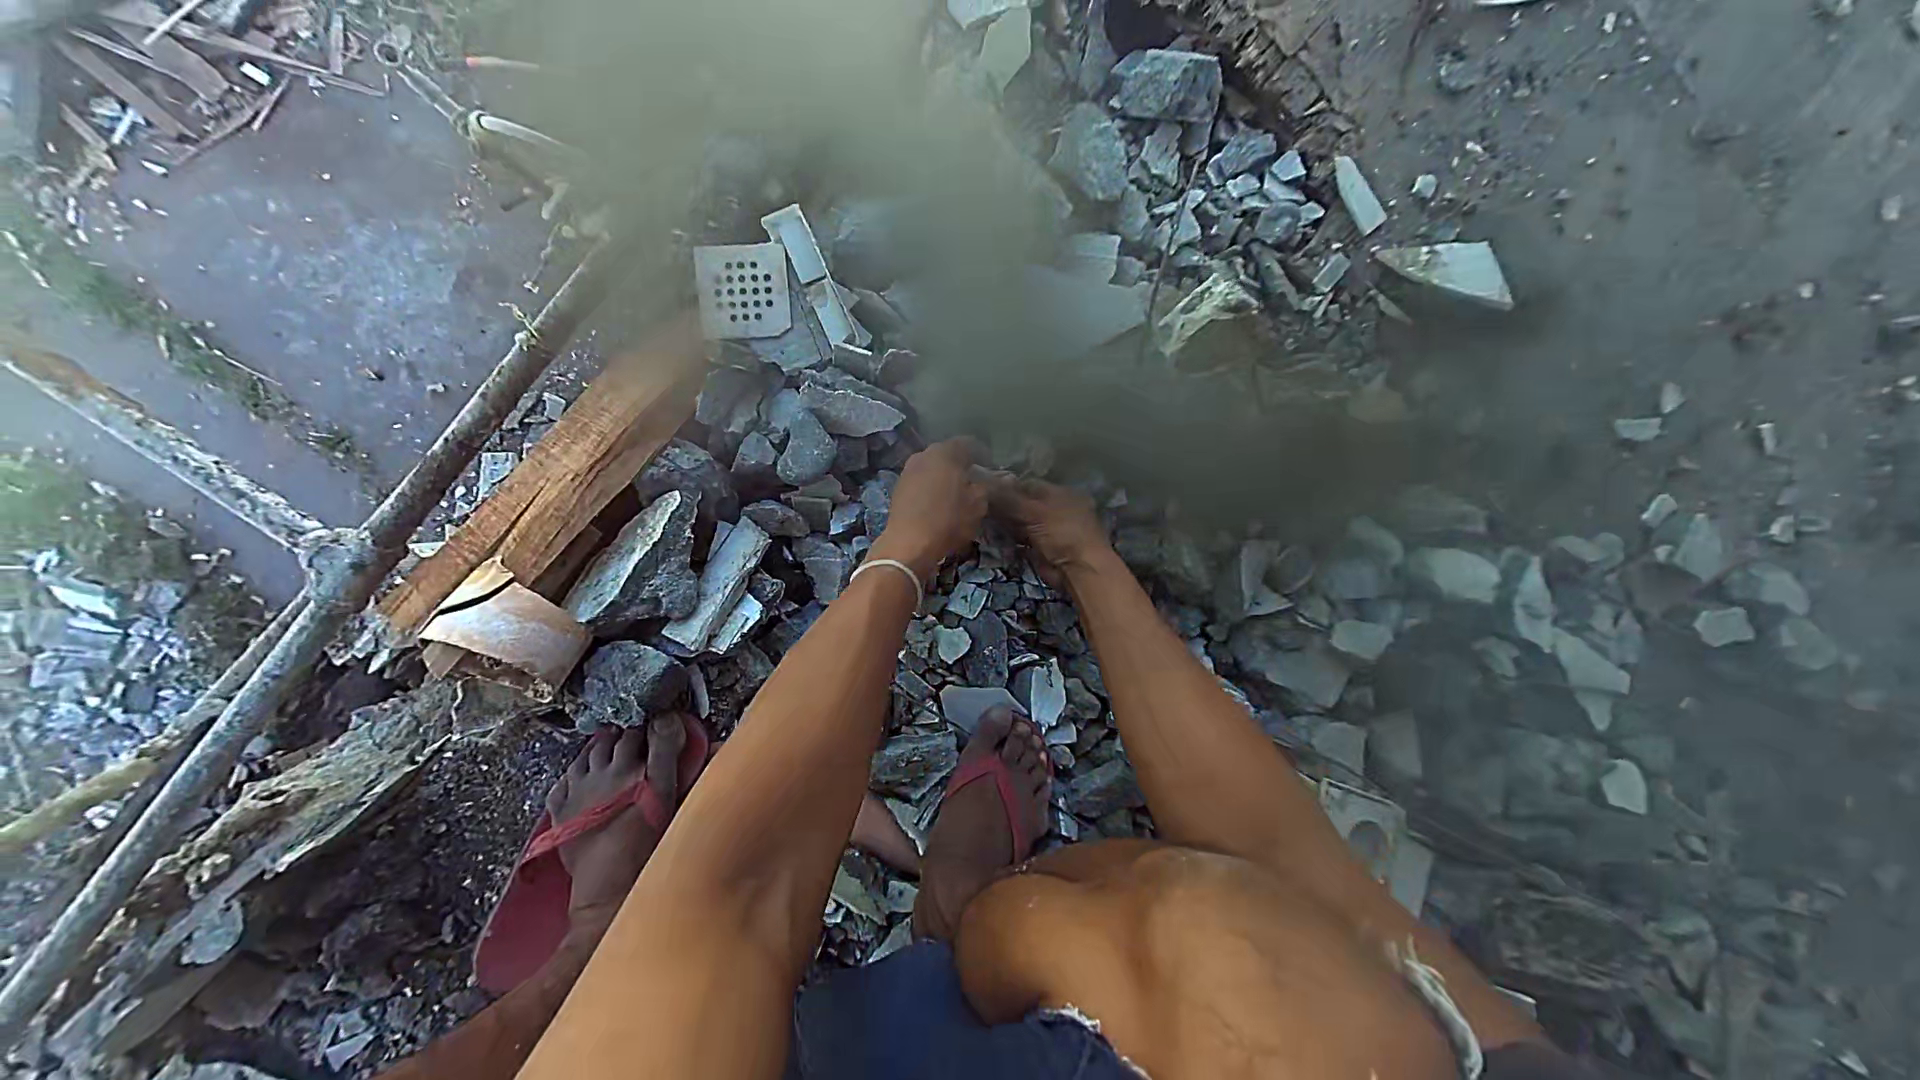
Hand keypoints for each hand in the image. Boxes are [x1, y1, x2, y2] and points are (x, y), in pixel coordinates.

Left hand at [869, 439, 988, 581]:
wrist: (909, 544)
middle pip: (948, 454)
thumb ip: (986, 485)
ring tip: (957, 493)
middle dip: (962, 464)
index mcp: (946, 452)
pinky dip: (932, 487)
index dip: (983, 454)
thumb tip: (987, 479)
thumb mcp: (978, 503)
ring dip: (945, 476)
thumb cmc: (949, 519)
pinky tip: (939, 502)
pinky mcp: (899, 488)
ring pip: (933, 467)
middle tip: (975, 479)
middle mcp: (924, 454)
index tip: (991, 467)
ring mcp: (908, 470)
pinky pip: (922, 481)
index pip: (969, 443)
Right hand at [989, 477, 1110, 582]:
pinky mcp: (1042, 550)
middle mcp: (1056, 510)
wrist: (1077, 570)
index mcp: (1061, 494)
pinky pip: (1020, 541)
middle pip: (1023, 504)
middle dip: (1003, 507)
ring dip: (1004, 524)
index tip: (986, 491)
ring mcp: (1049, 531)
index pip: (1029, 485)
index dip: (1007, 487)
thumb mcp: (1034, 510)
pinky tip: (992, 537)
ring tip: (982, 522)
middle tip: (980, 507)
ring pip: (1020, 523)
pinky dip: (1008, 540)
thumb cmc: (1061, 532)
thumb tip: (984, 484)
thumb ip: (1008, 499)